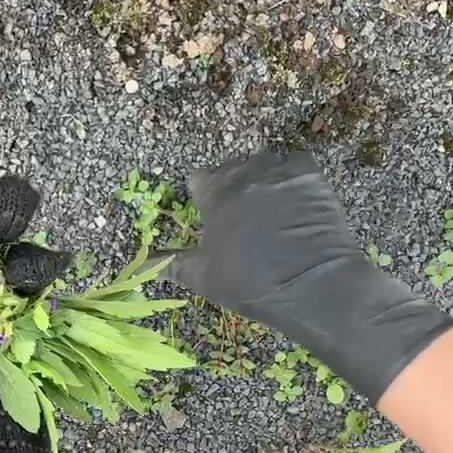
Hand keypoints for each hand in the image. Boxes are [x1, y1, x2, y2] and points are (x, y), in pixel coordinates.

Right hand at [167, 150, 452, 400]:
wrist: (311, 287)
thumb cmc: (249, 284)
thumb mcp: (203, 277)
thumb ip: (171, 263)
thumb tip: (140, 265)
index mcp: (215, 194)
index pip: (199, 179)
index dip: (202, 195)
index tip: (208, 212)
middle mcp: (245, 175)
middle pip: (232, 167)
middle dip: (231, 185)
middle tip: (239, 213)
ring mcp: (280, 174)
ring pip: (264, 164)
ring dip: (262, 179)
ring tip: (267, 204)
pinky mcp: (312, 179)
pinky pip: (297, 167)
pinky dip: (292, 179)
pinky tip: (295, 200)